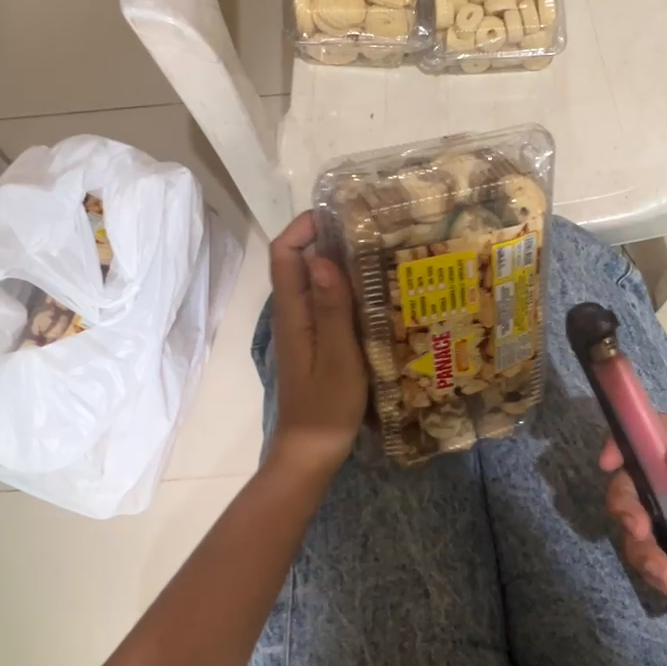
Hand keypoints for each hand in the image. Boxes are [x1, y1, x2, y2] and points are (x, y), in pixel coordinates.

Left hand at [265, 213, 367, 475]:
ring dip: (340, 263)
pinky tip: (377, 293)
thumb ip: (331, 309)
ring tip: (382, 253)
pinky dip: (346, 289)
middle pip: (299, 261)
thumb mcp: (337, 357)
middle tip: (373, 230)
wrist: (311, 450)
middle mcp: (292, 313)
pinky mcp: (316, 341)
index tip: (343, 215)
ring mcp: (303, 328)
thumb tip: (322, 258)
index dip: (305, 226)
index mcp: (292, 313)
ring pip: (314, 281)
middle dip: (328, 238)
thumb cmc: (327, 406)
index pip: (284, 252)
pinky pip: (326, 302)